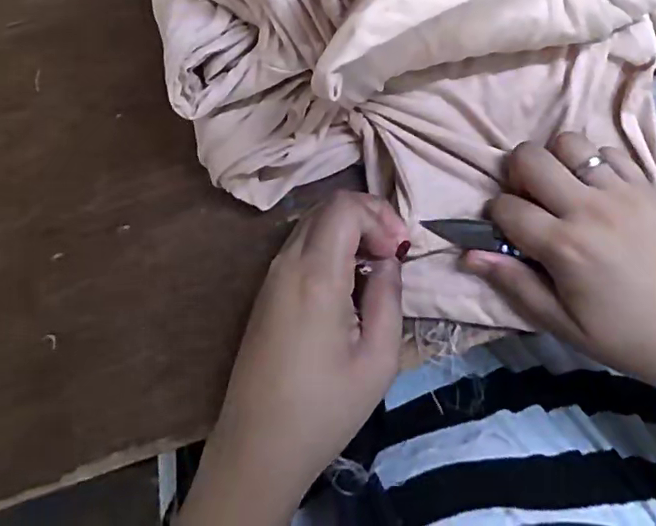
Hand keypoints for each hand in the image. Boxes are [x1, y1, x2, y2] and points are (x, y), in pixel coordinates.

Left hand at [180, 191, 407, 525]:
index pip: (345, 206)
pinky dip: (331, 243)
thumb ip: (389, 296)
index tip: (399, 251)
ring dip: (350, 229)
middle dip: (369, 216)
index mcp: (315, 274)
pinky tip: (349, 278)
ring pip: (314, 221)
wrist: (257, 450)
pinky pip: (302, 244)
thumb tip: (388, 260)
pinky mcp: (266, 290)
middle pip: (329, 206)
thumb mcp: (377, 359)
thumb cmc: (323, 409)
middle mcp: (288, 262)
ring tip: (376, 263)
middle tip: (394, 250)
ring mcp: (272, 274)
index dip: (379, 216)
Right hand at [462, 133, 655, 395]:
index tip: (508, 231)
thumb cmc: (625, 337)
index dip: (497, 216)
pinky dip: (593, 163)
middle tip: (529, 200)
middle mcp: (589, 209)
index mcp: (566, 248)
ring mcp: (621, 192)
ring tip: (563, 189)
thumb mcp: (563, 325)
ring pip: (568, 142)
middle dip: (516, 173)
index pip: (507, 207)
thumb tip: (469, 253)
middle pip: (530, 157)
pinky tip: (597, 191)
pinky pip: (607, 151)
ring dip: (555, 160)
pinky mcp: (646, 186)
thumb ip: (515, 284)